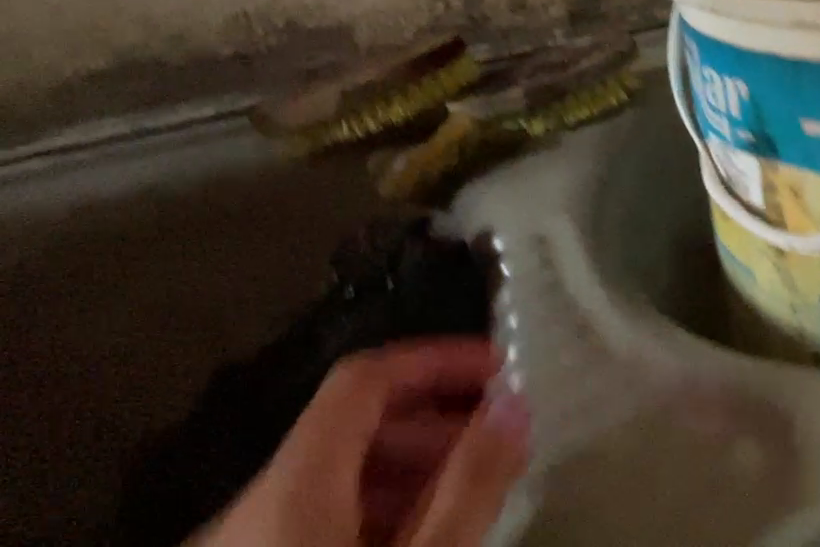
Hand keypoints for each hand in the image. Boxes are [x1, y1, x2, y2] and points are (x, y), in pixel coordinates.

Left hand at [197, 338, 529, 546]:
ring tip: (469, 489)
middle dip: (437, 418)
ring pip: (334, 471)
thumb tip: (516, 398)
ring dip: (412, 463)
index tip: (503, 367)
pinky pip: (311, 512)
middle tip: (499, 439)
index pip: (363, 377)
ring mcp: (235, 541)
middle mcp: (248, 503)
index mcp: (289, 486)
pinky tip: (415, 530)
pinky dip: (375, 501)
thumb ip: (470, 480)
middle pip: (352, 423)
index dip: (437, 357)